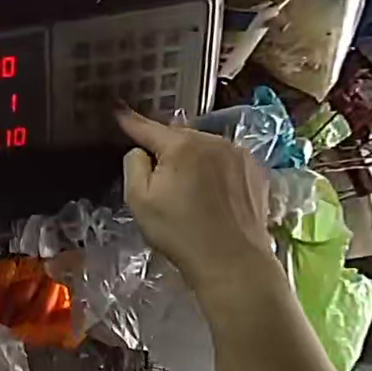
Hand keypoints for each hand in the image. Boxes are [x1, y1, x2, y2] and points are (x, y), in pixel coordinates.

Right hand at [117, 108, 273, 293]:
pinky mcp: (256, 171)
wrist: (231, 261)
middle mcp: (214, 141)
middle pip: (178, 136)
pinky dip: (211, 169)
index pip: (147, 127)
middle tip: (154, 173)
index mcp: (182, 146)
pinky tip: (208, 193)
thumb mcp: (138, 199)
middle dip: (163, 147)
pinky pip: (224, 160)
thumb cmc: (178, 231)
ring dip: (189, 158)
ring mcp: (239, 154)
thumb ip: (133, 164)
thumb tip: (141, 150)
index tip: (115, 109)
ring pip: (203, 147)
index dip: (128, 120)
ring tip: (183, 187)